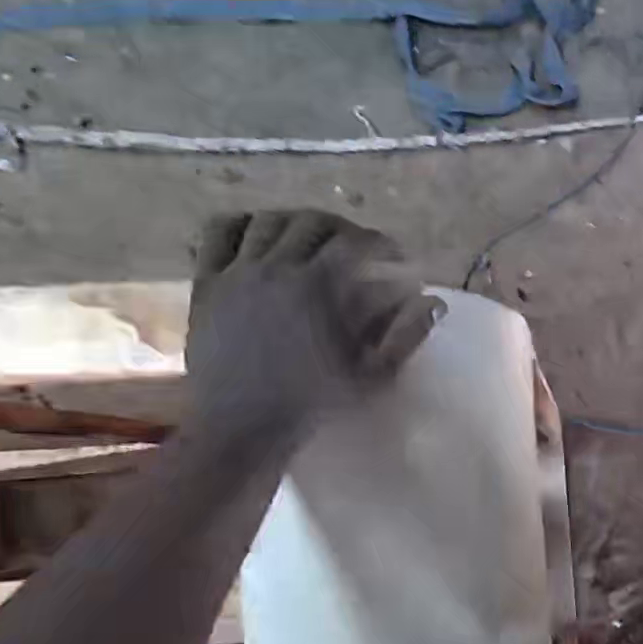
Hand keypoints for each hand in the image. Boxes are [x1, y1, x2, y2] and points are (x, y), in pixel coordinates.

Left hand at [186, 210, 442, 451]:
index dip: (384, 244)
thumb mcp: (374, 373)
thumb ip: (407, 334)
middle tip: (360, 247)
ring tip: (314, 238)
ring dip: (299, 222)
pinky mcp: (207, 282)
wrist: (245, 422)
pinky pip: (220, 233)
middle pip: (315, 223)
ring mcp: (238, 272)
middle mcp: (279, 268)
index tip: (397, 257)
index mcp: (322, 288)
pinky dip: (244, 222)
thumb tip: (435, 302)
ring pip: (269, 220)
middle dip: (344, 229)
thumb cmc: (317, 400)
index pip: (359, 243)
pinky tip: (261, 234)